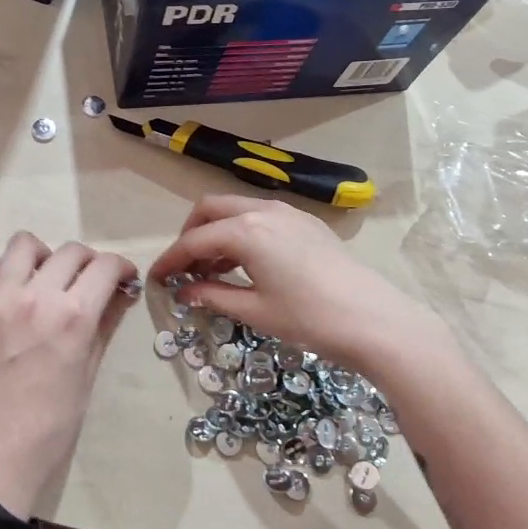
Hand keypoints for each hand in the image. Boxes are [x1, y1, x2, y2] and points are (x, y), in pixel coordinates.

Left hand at [0, 232, 136, 517]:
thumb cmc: (49, 429)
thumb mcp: (87, 377)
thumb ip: (103, 328)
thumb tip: (120, 296)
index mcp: (73, 318)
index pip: (105, 267)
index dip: (121, 267)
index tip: (124, 278)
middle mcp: (36, 298)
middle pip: (71, 252)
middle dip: (90, 261)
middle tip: (91, 282)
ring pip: (24, 245)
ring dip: (45, 255)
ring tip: (49, 277)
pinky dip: (6, 268)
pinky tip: (14, 288)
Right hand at [147, 195, 445, 374]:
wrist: (372, 319)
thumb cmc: (308, 318)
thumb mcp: (254, 312)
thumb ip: (213, 296)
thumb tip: (185, 292)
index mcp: (245, 231)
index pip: (193, 240)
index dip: (171, 259)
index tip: (155, 278)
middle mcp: (263, 211)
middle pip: (211, 209)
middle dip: (191, 234)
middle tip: (185, 267)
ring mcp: (289, 213)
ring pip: (237, 209)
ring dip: (218, 232)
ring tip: (214, 269)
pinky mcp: (307, 222)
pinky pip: (262, 216)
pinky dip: (243, 231)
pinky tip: (248, 263)